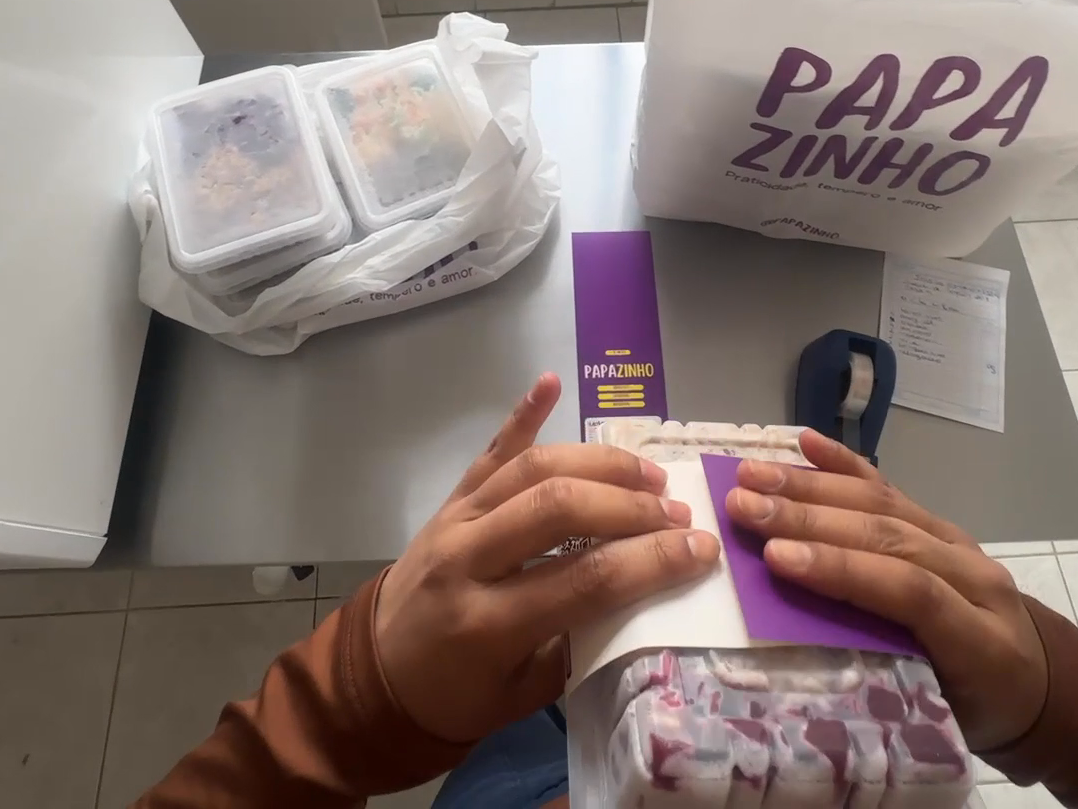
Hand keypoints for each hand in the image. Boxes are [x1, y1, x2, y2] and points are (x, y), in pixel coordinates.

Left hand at [374, 373, 721, 742]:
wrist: (375, 674)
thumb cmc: (457, 695)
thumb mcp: (524, 694)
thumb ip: (581, 642)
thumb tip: (648, 590)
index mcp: (487, 623)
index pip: (585, 580)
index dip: (652, 561)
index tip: (701, 548)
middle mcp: (467, 558)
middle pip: (557, 509)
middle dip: (629, 506)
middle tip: (677, 512)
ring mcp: (455, 518)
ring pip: (531, 469)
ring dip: (598, 465)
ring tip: (648, 477)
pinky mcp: (451, 498)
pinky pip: (491, 450)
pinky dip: (523, 414)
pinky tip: (550, 382)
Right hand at [722, 431, 1046, 750]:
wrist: (1043, 687)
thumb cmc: (977, 710)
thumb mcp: (936, 713)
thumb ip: (879, 672)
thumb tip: (794, 642)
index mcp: (982, 638)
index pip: (908, 590)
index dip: (841, 569)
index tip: (774, 558)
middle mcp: (973, 577)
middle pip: (886, 533)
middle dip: (807, 516)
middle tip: (743, 505)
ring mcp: (956, 541)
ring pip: (880, 502)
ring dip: (809, 485)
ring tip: (752, 474)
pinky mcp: (937, 522)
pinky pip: (887, 486)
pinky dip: (842, 463)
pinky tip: (804, 441)